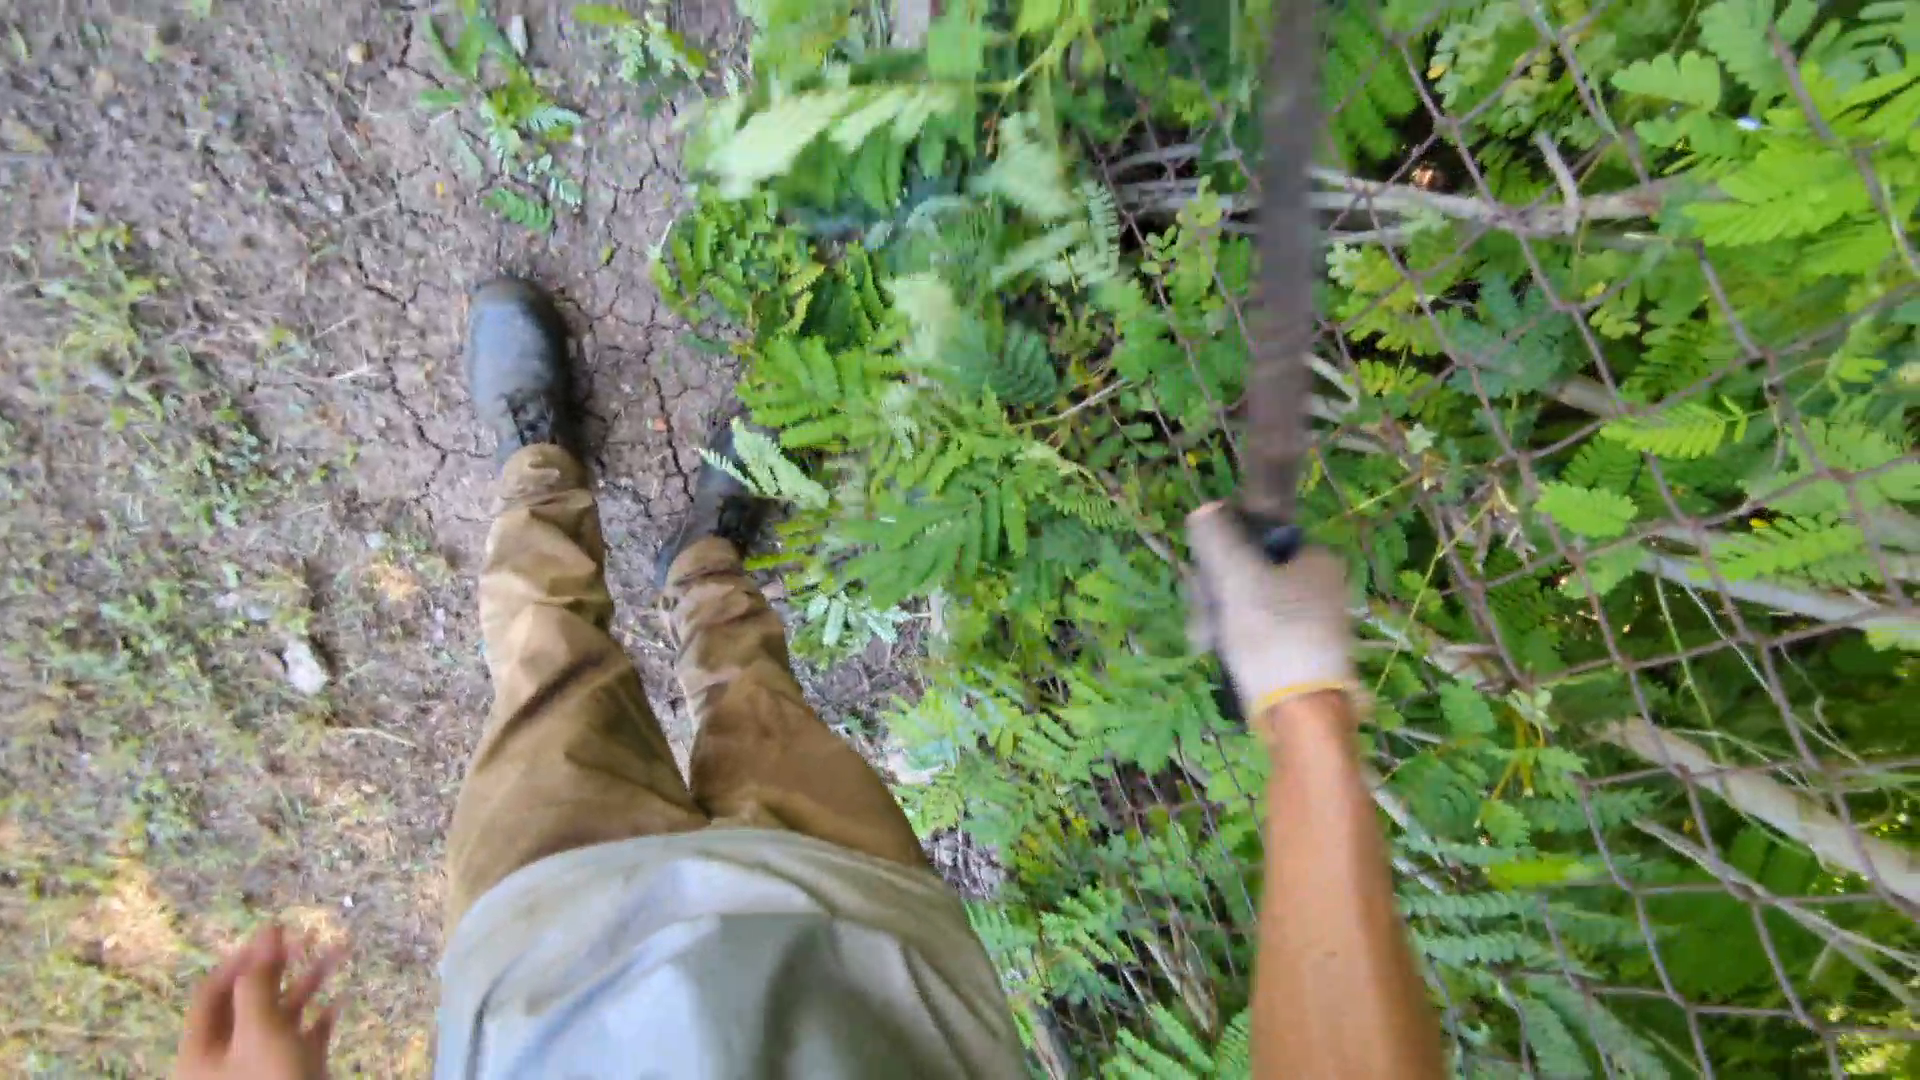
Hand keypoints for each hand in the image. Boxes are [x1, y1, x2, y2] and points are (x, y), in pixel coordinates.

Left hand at [174, 924, 345, 1079]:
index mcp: (201, 1052)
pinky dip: (319, 1018)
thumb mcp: (262, 1031)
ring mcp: (257, 1069)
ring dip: (308, 983)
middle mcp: (223, 1059)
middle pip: (247, 1002)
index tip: (275, 930)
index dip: (241, 959)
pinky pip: (301, 1039)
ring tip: (339, 954)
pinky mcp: (289, 1075)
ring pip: (279, 1017)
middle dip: (280, 966)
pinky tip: (339, 1003)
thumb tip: (265, 933)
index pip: (211, 994)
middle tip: (309, 935)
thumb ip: (260, 983)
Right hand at [1186, 502, 1355, 725]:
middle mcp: (1319, 582)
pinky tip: (1215, 646)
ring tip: (1204, 637)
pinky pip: (1257, 623)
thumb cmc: (1273, 635)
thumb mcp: (1239, 578)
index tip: (1202, 576)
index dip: (1222, 550)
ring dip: (1218, 613)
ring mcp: (1310, 615)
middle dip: (1215, 590)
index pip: (1257, 535)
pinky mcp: (1298, 644)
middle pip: (1248, 568)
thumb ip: (1218, 539)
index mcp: (1317, 558)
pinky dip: (1234, 631)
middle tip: (1202, 613)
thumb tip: (1204, 508)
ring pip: (1247, 598)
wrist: (1301, 710)